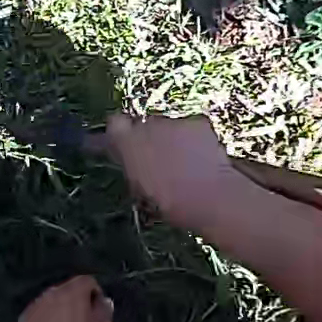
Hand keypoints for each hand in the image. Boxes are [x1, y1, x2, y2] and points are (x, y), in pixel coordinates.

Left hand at [16, 275, 113, 321]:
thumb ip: (104, 312)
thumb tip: (104, 301)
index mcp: (74, 291)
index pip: (88, 281)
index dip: (95, 293)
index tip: (97, 309)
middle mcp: (53, 291)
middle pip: (68, 289)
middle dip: (76, 300)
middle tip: (81, 320)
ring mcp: (37, 302)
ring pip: (52, 300)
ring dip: (60, 308)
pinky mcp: (25, 315)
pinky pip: (40, 311)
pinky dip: (46, 317)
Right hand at [104, 113, 249, 231]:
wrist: (207, 196)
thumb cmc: (166, 201)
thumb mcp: (137, 187)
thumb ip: (130, 165)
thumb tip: (127, 157)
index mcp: (127, 141)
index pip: (115, 124)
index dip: (120, 133)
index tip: (124, 146)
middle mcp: (147, 124)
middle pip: (143, 124)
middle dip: (147, 137)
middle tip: (157, 159)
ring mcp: (174, 121)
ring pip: (168, 126)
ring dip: (171, 138)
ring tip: (183, 161)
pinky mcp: (198, 122)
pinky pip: (190, 128)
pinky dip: (193, 138)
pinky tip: (201, 157)